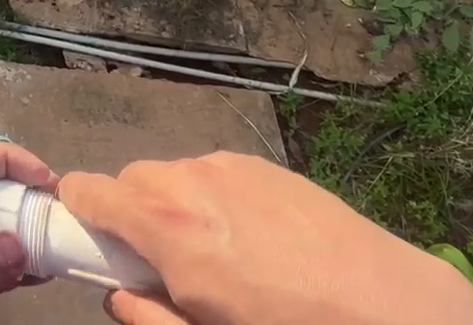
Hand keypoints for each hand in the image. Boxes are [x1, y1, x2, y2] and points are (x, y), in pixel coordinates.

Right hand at [58, 152, 472, 324]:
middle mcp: (187, 180)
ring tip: (218, 250)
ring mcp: (227, 165)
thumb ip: (149, 318)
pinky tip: (254, 237)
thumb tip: (116, 294)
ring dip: (173, 204)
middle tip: (163, 261)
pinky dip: (211, 196)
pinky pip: (213, 172)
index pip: (87, 189)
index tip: (92, 240)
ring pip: (173, 174)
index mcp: (165, 227)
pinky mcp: (262, 163)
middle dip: (131, 214)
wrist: (393, 310)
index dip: (78, 211)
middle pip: (129, 180)